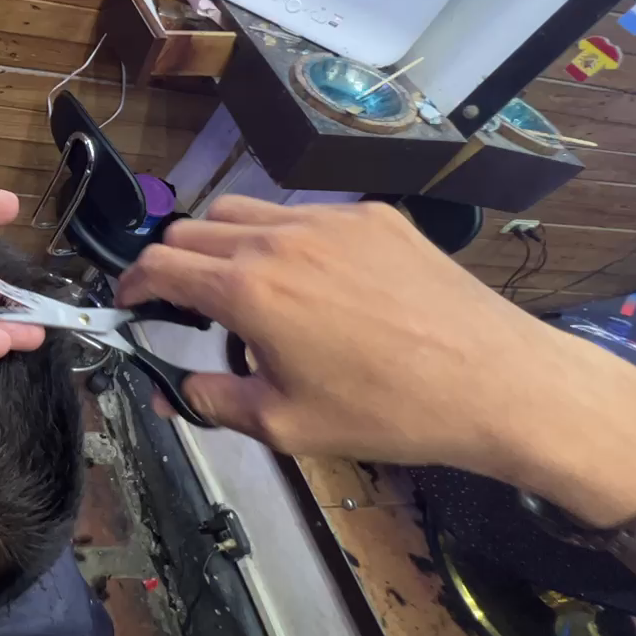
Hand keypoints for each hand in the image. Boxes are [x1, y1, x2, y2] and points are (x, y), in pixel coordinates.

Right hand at [118, 197, 635, 524]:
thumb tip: (165, 397)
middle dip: (169, 265)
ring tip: (242, 284)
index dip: (130, 284)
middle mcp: (274, 240)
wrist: (507, 386)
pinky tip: (313, 279)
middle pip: (186, 231)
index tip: (128, 303)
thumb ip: (210, 402)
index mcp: (247, 290)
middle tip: (183, 304)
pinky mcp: (368, 215)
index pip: (157, 266)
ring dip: (217, 244)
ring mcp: (324, 220)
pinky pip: (296, 214)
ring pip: (234, 211)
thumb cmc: (388, 411)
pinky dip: (278, 239)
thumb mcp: (286, 424)